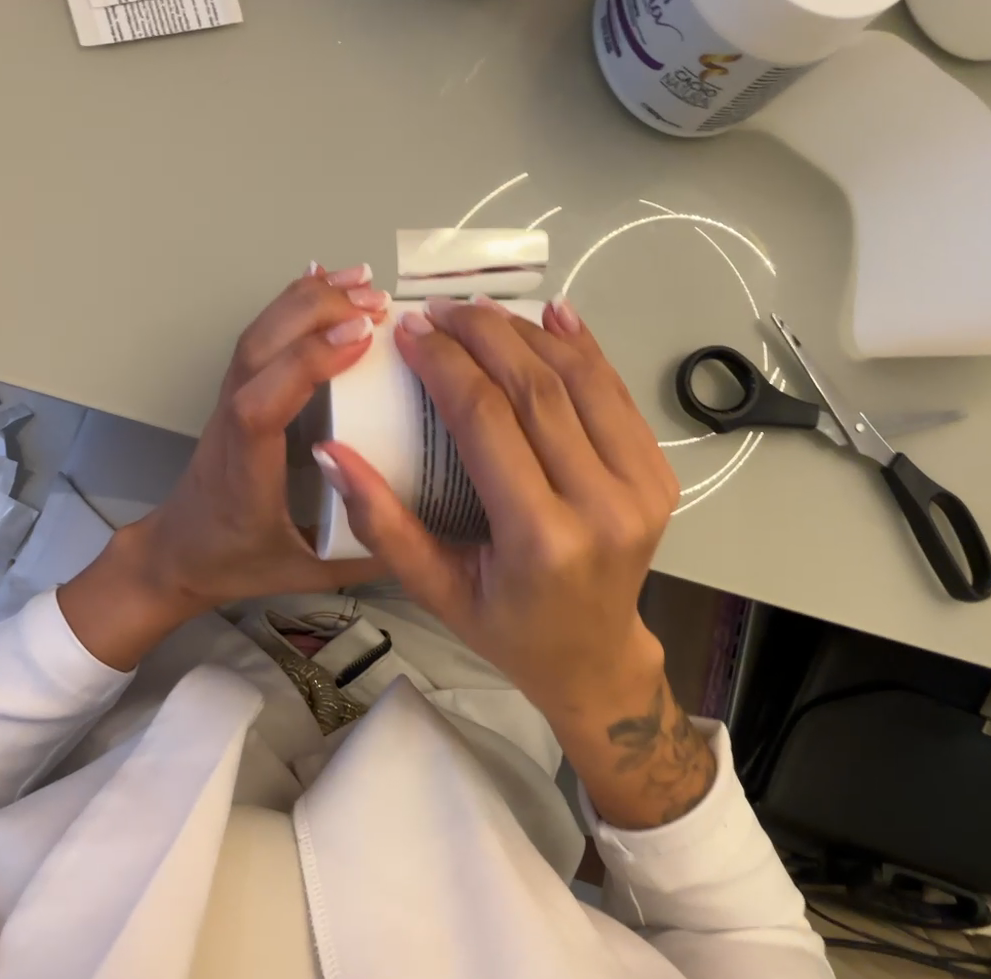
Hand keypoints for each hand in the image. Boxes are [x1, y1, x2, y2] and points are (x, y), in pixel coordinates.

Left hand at [59, 265, 389, 669]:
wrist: (176, 554)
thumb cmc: (237, 563)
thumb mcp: (310, 573)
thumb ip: (365, 552)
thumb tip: (428, 525)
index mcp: (246, 471)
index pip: (261, 405)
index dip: (306, 363)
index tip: (362, 336)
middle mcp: (231, 425)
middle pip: (256, 348)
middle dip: (317, 313)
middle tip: (381, 303)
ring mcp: (228, 403)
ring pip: (256, 335)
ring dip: (307, 300)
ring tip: (363, 282)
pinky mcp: (235, 395)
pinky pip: (257, 340)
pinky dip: (291, 307)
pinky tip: (321, 285)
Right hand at [316, 296, 715, 828]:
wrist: (593, 656)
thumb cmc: (507, 629)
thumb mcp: (434, 588)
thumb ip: (383, 523)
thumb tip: (331, 454)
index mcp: (540, 539)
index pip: (488, 421)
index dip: (444, 366)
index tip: (410, 333)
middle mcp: (601, 506)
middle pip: (537, 388)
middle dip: (482, 336)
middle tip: (438, 310)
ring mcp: (641, 488)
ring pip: (582, 380)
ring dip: (529, 334)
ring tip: (481, 312)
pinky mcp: (660, 476)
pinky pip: (618, 395)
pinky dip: (585, 348)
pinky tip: (553, 315)